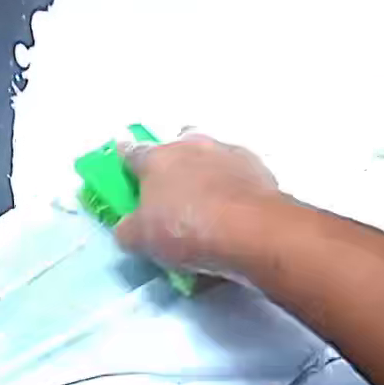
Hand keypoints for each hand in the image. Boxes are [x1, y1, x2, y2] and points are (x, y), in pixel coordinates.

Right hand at [114, 133, 284, 274]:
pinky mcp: (257, 168)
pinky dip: (234, 187)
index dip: (126, 160)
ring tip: (208, 201)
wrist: (249, 231)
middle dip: (173, 163)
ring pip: (210, 156)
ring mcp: (227, 153)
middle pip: (176, 147)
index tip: (125, 163)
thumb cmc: (187, 230)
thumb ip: (129, 230)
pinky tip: (235, 209)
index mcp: (156, 158)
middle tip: (174, 190)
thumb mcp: (144, 240)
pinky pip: (238, 175)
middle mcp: (191, 145)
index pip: (133, 153)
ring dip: (207, 172)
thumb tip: (126, 229)